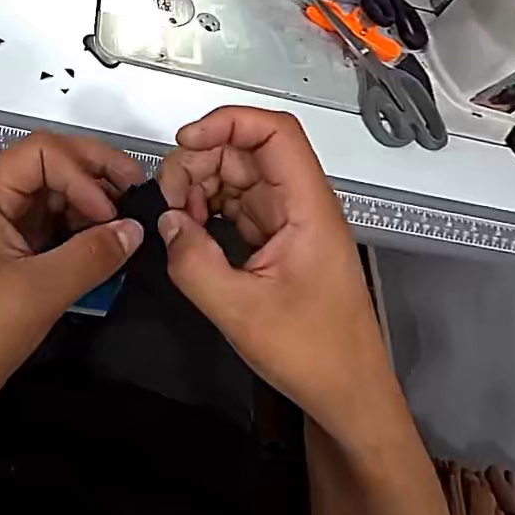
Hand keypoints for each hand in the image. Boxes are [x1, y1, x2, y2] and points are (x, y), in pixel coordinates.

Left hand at [0, 132, 143, 478]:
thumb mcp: (38, 293)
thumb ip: (92, 255)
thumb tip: (135, 230)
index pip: (43, 151)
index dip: (83, 172)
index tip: (111, 211)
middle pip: (51, 163)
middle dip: (95, 174)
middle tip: (137, 192)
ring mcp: (1, 225)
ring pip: (55, 193)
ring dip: (92, 202)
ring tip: (127, 222)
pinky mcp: (12, 250)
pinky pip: (54, 223)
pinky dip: (82, 228)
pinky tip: (107, 242)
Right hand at [155, 107, 404, 443]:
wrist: (346, 392)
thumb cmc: (317, 354)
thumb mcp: (242, 312)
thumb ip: (195, 263)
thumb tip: (168, 224)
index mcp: (308, 209)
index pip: (276, 133)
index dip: (229, 123)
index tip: (188, 140)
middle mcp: (300, 205)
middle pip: (245, 150)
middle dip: (200, 161)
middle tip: (171, 197)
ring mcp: (287, 220)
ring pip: (237, 174)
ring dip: (199, 185)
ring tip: (179, 220)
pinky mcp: (274, 237)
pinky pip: (234, 202)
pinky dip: (206, 207)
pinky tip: (191, 229)